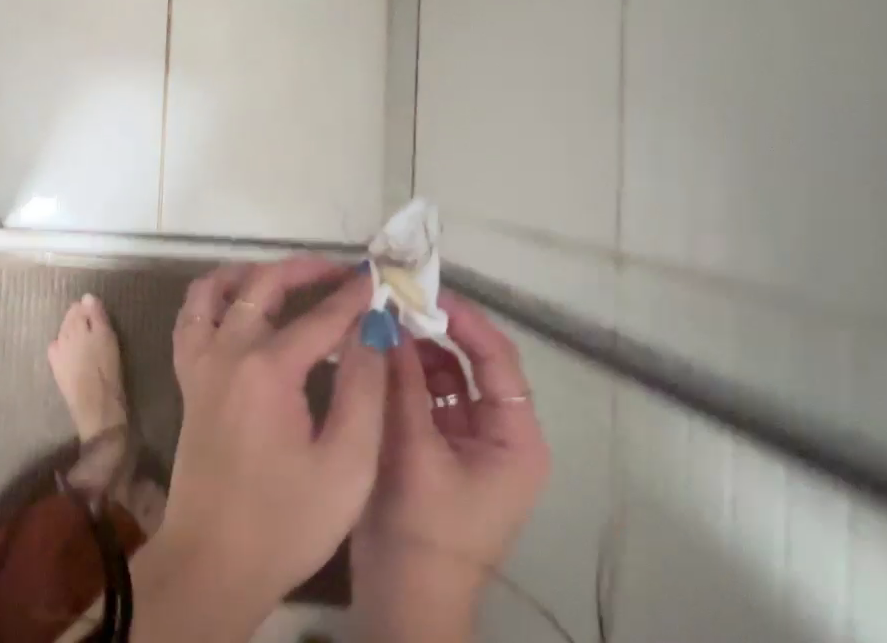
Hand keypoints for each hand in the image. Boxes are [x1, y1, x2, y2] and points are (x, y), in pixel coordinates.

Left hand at [131, 258, 387, 640]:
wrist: (215, 560)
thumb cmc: (289, 520)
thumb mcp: (348, 462)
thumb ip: (364, 387)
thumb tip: (373, 328)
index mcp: (268, 368)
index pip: (320, 315)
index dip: (355, 297)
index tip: (382, 280)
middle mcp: (226, 351)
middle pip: (262, 286)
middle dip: (305, 270)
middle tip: (344, 273)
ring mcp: (199, 363)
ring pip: (214, 291)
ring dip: (252, 275)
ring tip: (289, 280)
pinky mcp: (187, 380)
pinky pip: (191, 318)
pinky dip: (213, 298)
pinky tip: (238, 308)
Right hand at [352, 293, 550, 641]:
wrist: (404, 598)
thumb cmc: (424, 530)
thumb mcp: (413, 451)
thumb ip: (401, 384)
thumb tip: (386, 320)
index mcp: (515, 439)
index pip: (498, 361)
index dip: (466, 320)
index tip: (425, 289)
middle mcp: (498, 434)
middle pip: (470, 366)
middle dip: (432, 333)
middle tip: (392, 299)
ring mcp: (465, 443)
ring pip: (442, 380)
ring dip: (412, 353)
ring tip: (375, 323)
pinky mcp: (435, 450)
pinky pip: (422, 402)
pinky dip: (400, 379)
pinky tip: (371, 358)